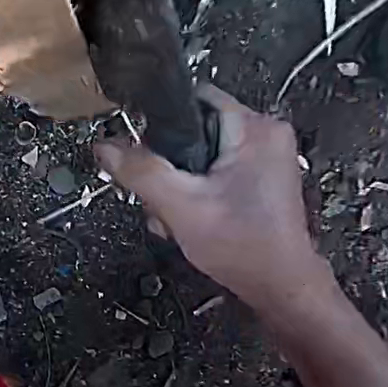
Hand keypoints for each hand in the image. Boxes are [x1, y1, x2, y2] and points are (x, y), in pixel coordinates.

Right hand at [94, 85, 332, 305]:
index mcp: (254, 128)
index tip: (150, 157)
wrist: (280, 287)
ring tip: (181, 216)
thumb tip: (106, 147)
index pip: (194, 99)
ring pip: (202, 157)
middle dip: (170, 168)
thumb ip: (140, 172)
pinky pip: (217, 173)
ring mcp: (266, 159)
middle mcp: (266, 135)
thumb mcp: (181, 207)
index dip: (163, 126)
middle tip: (167, 200)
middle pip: (194, 132)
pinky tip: (194, 219)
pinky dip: (200, 194)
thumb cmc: (245, 248)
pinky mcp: (262, 180)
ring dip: (181, 186)